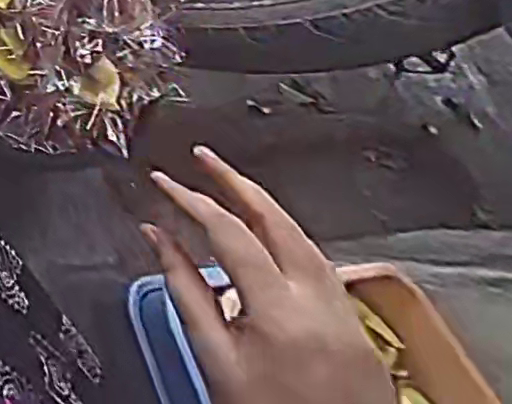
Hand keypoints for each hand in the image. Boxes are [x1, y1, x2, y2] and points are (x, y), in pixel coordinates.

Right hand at [143, 146, 394, 403]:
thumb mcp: (213, 356)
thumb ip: (183, 287)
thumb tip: (153, 234)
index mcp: (283, 314)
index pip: (230, 233)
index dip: (189, 199)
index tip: (159, 180)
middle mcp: (325, 309)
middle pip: (280, 224)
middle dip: (236, 182)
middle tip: (202, 156)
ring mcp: (349, 320)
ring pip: (306, 241)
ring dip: (264, 205)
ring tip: (228, 182)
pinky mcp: (358, 333)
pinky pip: (319, 266)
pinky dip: (285, 236)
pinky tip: (263, 231)